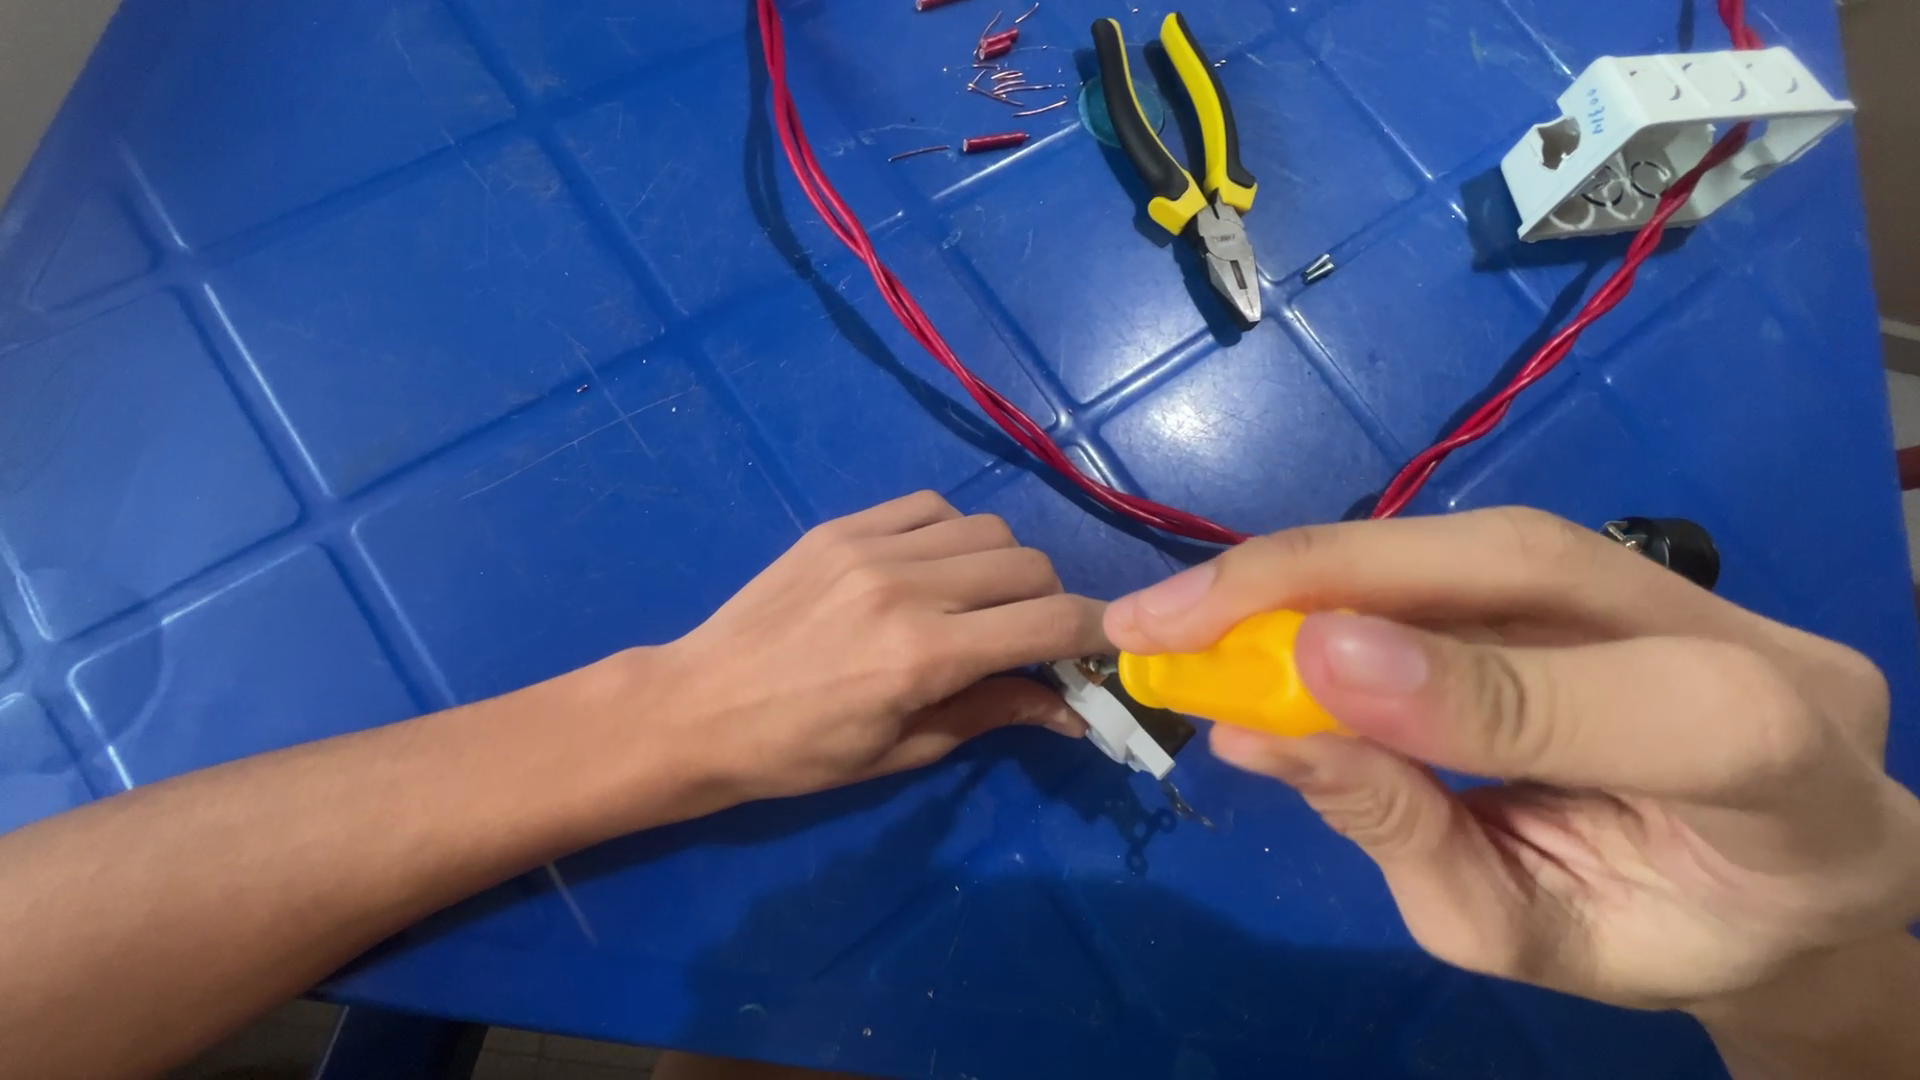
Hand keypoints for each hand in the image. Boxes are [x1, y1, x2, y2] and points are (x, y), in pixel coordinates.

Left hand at [655, 491, 1102, 807]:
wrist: (697, 706)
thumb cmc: (798, 752)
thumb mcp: (903, 750)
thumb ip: (992, 713)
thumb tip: (1071, 711)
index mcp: (924, 656)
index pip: (1049, 623)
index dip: (1097, 632)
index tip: (1110, 644)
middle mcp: (907, 586)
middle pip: (1030, 565)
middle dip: (1053, 602)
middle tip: (1033, 637)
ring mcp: (872, 545)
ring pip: (988, 528)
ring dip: (1006, 567)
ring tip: (980, 601)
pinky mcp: (843, 525)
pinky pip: (931, 507)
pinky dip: (955, 534)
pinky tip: (936, 567)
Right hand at [1106, 508, 1919, 1019]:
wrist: (1760, 861)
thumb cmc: (1644, 920)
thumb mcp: (1520, 929)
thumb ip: (1404, 833)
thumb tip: (1252, 735)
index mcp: (1780, 772)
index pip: (1651, 710)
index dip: (1473, 685)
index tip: (1309, 669)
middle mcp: (1719, 632)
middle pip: (1511, 558)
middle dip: (1308, 579)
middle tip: (1157, 622)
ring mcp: (1636, 579)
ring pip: (1444, 537)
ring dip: (1284, 569)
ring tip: (1166, 616)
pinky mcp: (1553, 561)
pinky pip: (1415, 551)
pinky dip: (1305, 575)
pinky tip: (1227, 604)